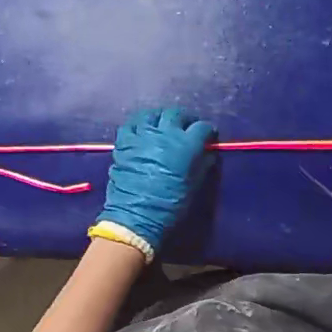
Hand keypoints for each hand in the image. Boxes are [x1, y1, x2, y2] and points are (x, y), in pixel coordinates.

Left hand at [90, 108, 215, 259]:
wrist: (137, 216)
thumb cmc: (171, 205)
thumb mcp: (194, 185)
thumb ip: (202, 164)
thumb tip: (207, 152)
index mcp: (187, 145)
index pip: (202, 128)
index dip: (206, 131)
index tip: (207, 137)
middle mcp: (165, 134)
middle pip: (176, 115)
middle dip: (184, 120)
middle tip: (185, 128)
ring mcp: (142, 136)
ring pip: (151, 115)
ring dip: (159, 118)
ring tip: (161, 125)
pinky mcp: (124, 143)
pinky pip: (130, 126)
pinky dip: (137, 126)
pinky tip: (140, 132)